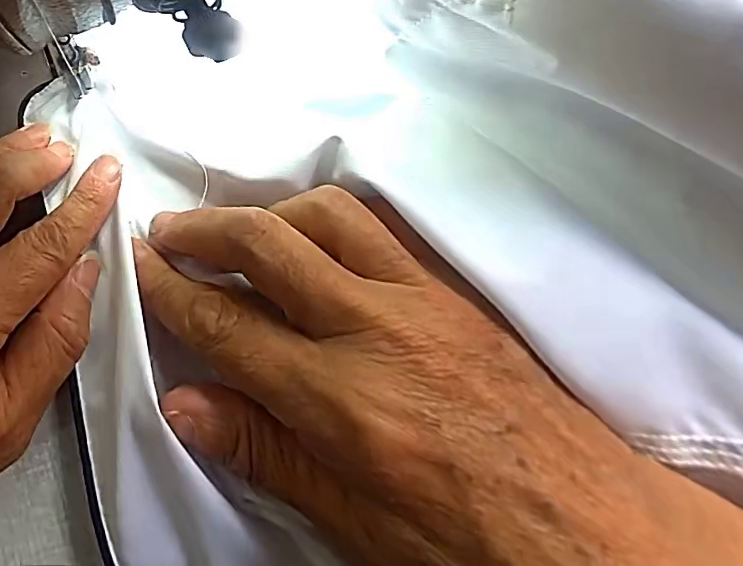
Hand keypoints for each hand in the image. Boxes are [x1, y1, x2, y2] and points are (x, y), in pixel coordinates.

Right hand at [133, 187, 742, 565]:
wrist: (602, 537)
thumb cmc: (470, 548)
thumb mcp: (357, 527)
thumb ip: (266, 451)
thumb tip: (183, 402)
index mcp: (346, 402)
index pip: (230, 327)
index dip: (173, 291)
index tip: (139, 264)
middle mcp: (376, 328)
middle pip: (268, 244)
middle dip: (204, 230)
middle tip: (165, 230)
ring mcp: (418, 296)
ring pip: (324, 214)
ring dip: (266, 211)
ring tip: (235, 230)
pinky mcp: (448, 287)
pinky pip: (376, 226)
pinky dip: (324, 217)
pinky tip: (308, 233)